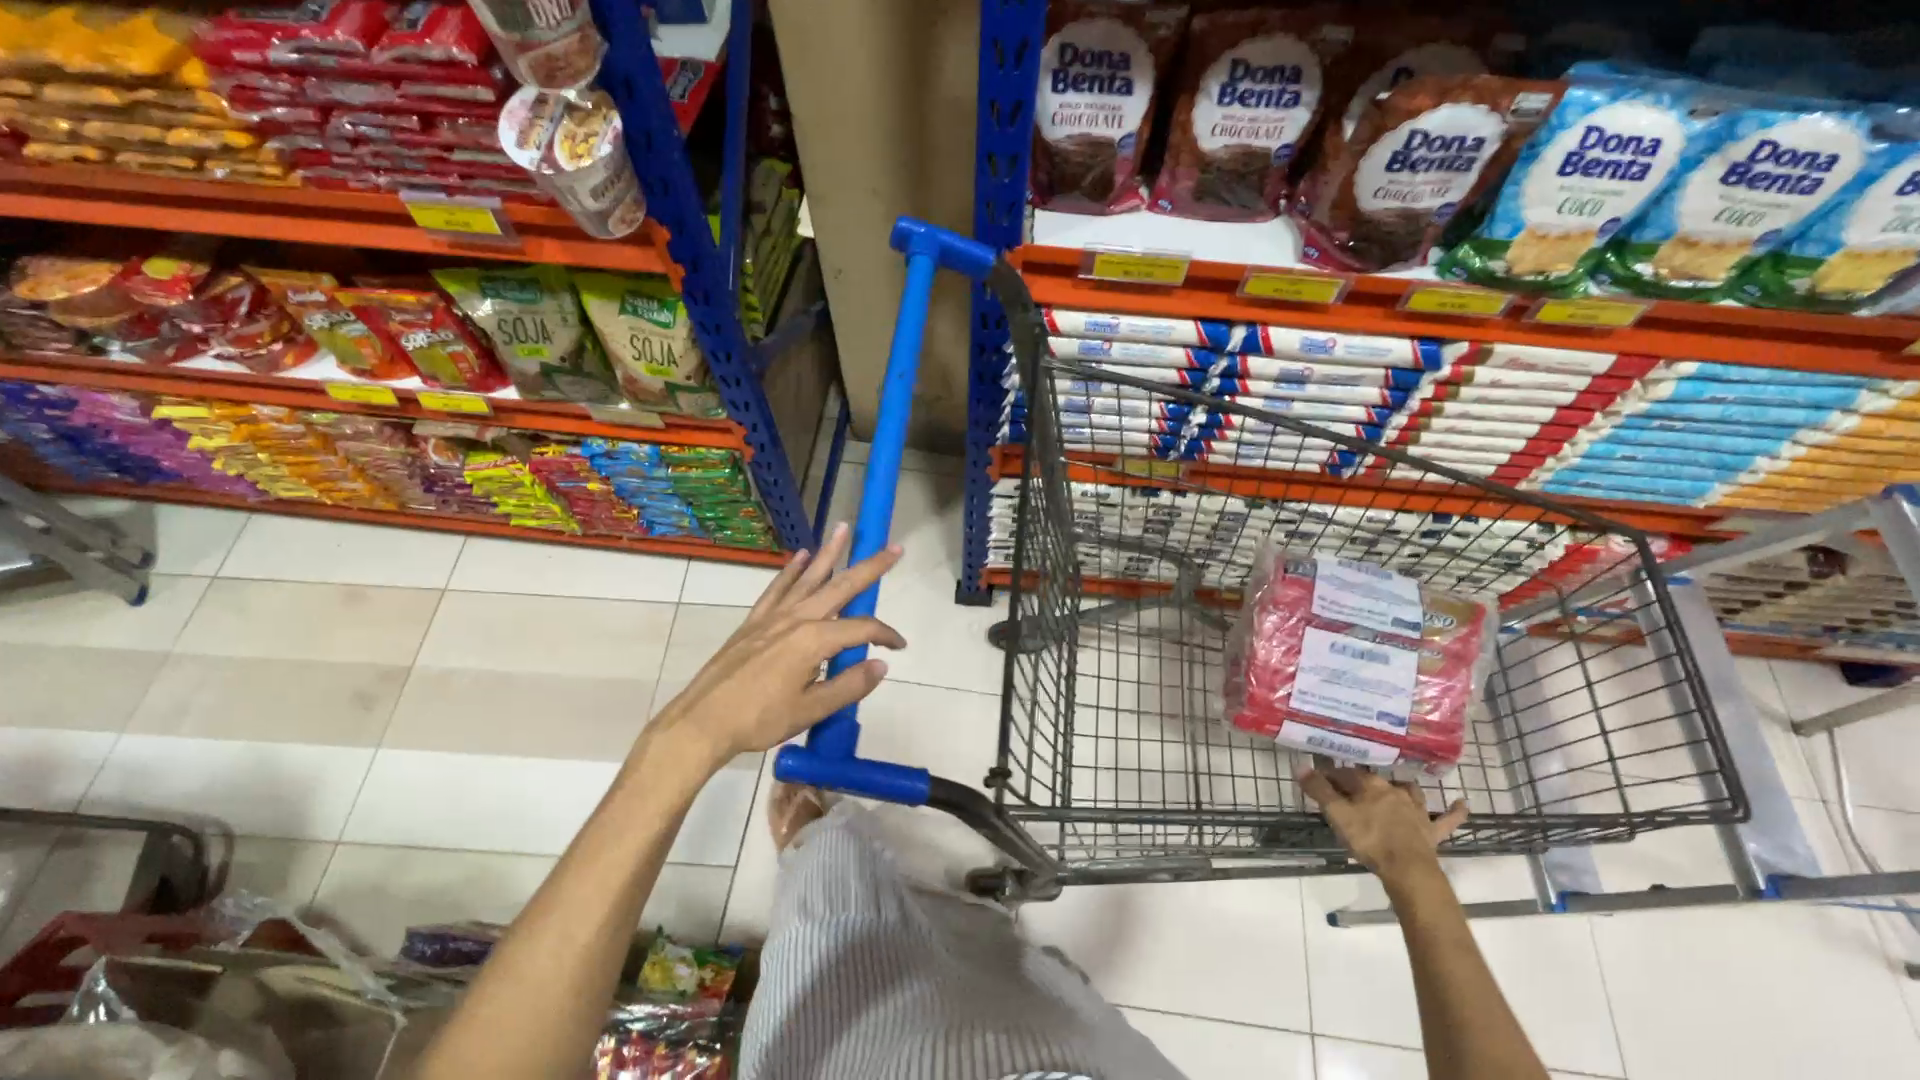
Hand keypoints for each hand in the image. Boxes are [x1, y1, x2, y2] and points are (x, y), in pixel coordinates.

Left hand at [646, 523, 904, 769]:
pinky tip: (800, 557)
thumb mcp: (811, 711)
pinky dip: (791, 571)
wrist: (703, 721)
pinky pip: (777, 588)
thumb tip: (881, 664)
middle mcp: (795, 619)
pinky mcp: (754, 622)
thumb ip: (849, 686)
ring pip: (808, 578)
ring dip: (829, 553)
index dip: (885, 635)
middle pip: (840, 586)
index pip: (861, 629)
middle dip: (870, 567)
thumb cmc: (759, 719)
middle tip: (893, 548)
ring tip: (844, 528)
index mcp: (813, 641)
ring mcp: (772, 617)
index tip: (899, 647)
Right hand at [1297, 765, 1467, 883]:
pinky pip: (1447, 818)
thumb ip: (1319, 790)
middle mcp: (1395, 791)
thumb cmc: (1368, 840)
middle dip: (1360, 781)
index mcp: (1370, 785)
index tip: (1318, 781)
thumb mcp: (1336, 815)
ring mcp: (1417, 810)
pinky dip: (1454, 811)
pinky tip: (1462, 803)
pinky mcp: (1432, 830)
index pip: (1345, 774)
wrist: (1407, 869)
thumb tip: (1301, 766)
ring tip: (1396, 788)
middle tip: (1347, 788)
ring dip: (1403, 787)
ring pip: (1410, 791)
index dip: (1329, 776)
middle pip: (1374, 781)